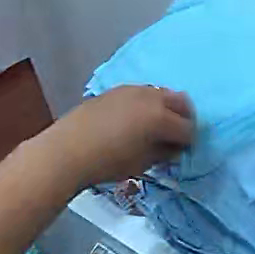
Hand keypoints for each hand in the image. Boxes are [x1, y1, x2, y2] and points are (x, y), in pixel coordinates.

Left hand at [29, 85, 195, 190]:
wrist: (66, 150)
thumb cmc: (107, 162)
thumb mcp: (142, 163)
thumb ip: (164, 153)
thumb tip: (174, 147)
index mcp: (161, 117)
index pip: (187, 127)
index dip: (188, 141)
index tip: (183, 151)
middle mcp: (151, 97)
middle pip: (180, 101)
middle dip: (183, 118)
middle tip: (176, 135)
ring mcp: (132, 90)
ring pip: (161, 93)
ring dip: (165, 108)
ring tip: (155, 127)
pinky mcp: (116, 90)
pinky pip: (141, 94)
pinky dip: (147, 104)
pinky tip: (135, 120)